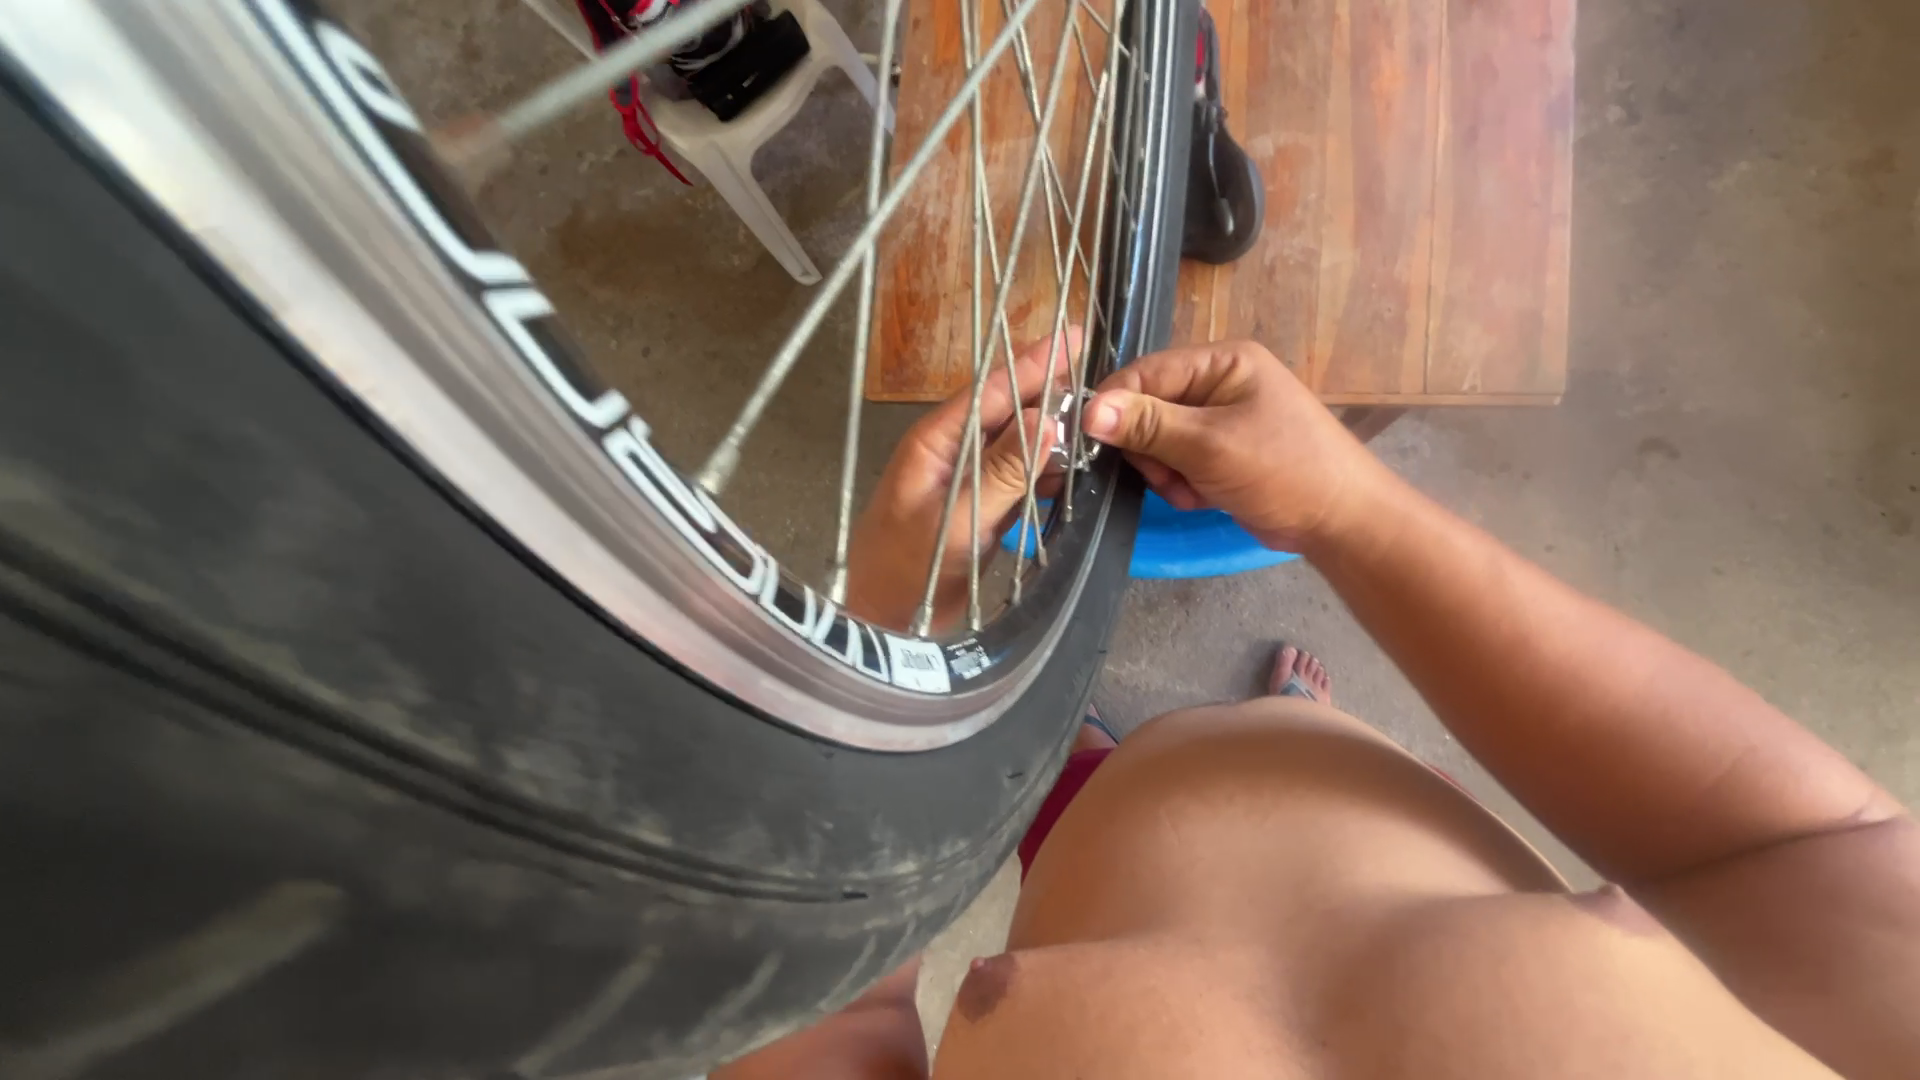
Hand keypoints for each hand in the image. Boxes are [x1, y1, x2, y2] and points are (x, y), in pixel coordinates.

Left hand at [844, 330, 1078, 631]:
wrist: (886, 626)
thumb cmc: (908, 574)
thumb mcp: (956, 521)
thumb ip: (1001, 472)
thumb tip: (1047, 420)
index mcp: (934, 444)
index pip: (989, 392)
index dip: (1032, 363)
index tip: (1074, 335)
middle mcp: (950, 455)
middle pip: (1004, 412)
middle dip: (1046, 390)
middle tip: (1095, 366)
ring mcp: (966, 485)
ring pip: (1014, 447)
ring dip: (1050, 433)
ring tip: (1095, 415)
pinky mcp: (978, 513)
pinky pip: (1016, 482)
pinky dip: (1043, 475)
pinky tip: (1072, 471)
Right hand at [1081, 340, 1386, 553]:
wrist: (1339, 520)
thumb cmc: (1282, 470)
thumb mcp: (1209, 445)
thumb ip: (1148, 425)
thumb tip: (1088, 411)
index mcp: (1221, 361)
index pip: (1145, 373)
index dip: (1116, 406)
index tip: (1093, 442)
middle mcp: (1217, 382)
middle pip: (1146, 408)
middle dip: (1149, 450)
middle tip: (1167, 477)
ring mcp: (1218, 419)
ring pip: (1156, 441)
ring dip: (1164, 473)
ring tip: (1189, 491)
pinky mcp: (1218, 451)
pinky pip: (1175, 462)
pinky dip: (1180, 484)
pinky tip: (1201, 497)